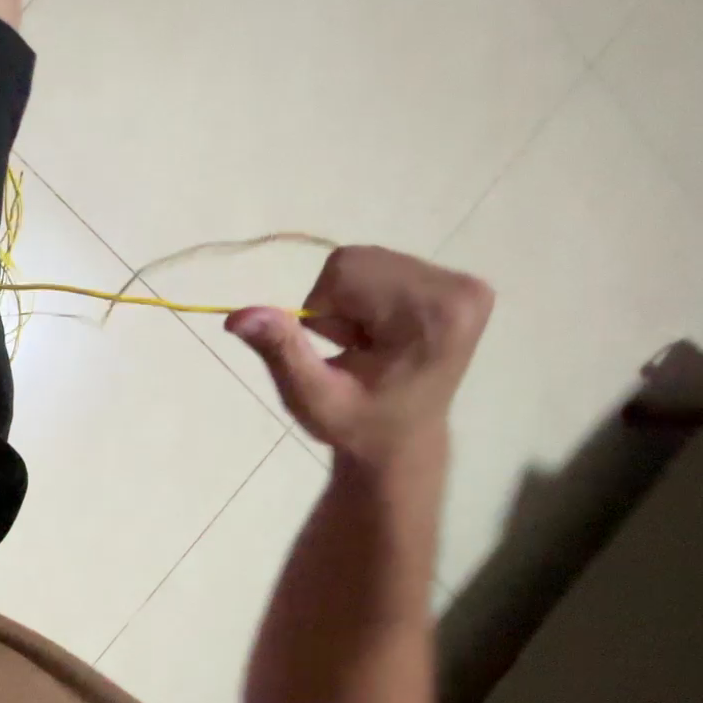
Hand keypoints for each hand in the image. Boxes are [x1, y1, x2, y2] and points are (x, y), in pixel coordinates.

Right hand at [225, 246, 493, 464]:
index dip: (324, 309)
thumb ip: (281, 349)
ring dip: (347, 303)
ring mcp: (464, 284)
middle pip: (358, 260)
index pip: (346, 270)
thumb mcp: (309, 395)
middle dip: (336, 304)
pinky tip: (379, 334)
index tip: (340, 348)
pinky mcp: (458, 285)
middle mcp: (461, 288)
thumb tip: (238, 314)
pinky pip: (382, 267)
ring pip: (366, 261)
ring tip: (364, 344)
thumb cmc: (355, 424)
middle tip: (352, 348)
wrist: (401, 442)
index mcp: (434, 313)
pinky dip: (363, 299)